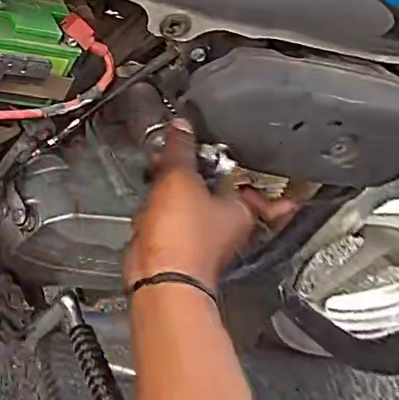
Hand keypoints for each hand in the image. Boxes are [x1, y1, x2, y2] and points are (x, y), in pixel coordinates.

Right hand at [123, 120, 298, 288]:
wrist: (157, 273)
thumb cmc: (183, 236)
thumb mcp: (181, 177)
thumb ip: (181, 148)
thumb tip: (182, 127)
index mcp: (240, 210)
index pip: (251, 184)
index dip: (245, 169)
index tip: (240, 156)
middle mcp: (224, 223)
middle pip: (210, 183)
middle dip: (188, 167)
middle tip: (178, 152)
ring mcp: (199, 232)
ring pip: (185, 196)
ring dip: (168, 183)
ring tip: (157, 172)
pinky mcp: (174, 239)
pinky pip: (167, 212)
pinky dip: (156, 204)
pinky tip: (147, 200)